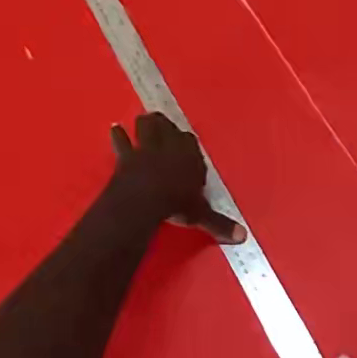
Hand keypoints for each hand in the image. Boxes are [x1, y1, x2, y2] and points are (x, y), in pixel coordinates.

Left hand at [110, 113, 245, 243]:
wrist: (144, 200)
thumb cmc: (176, 205)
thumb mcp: (200, 216)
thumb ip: (219, 224)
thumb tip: (242, 237)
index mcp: (191, 157)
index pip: (192, 145)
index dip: (189, 148)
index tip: (188, 152)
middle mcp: (170, 147)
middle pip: (170, 128)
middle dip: (168, 127)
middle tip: (166, 127)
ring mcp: (146, 148)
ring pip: (148, 126)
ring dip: (147, 124)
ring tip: (146, 120)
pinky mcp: (126, 155)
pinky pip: (122, 141)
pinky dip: (118, 136)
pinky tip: (115, 129)